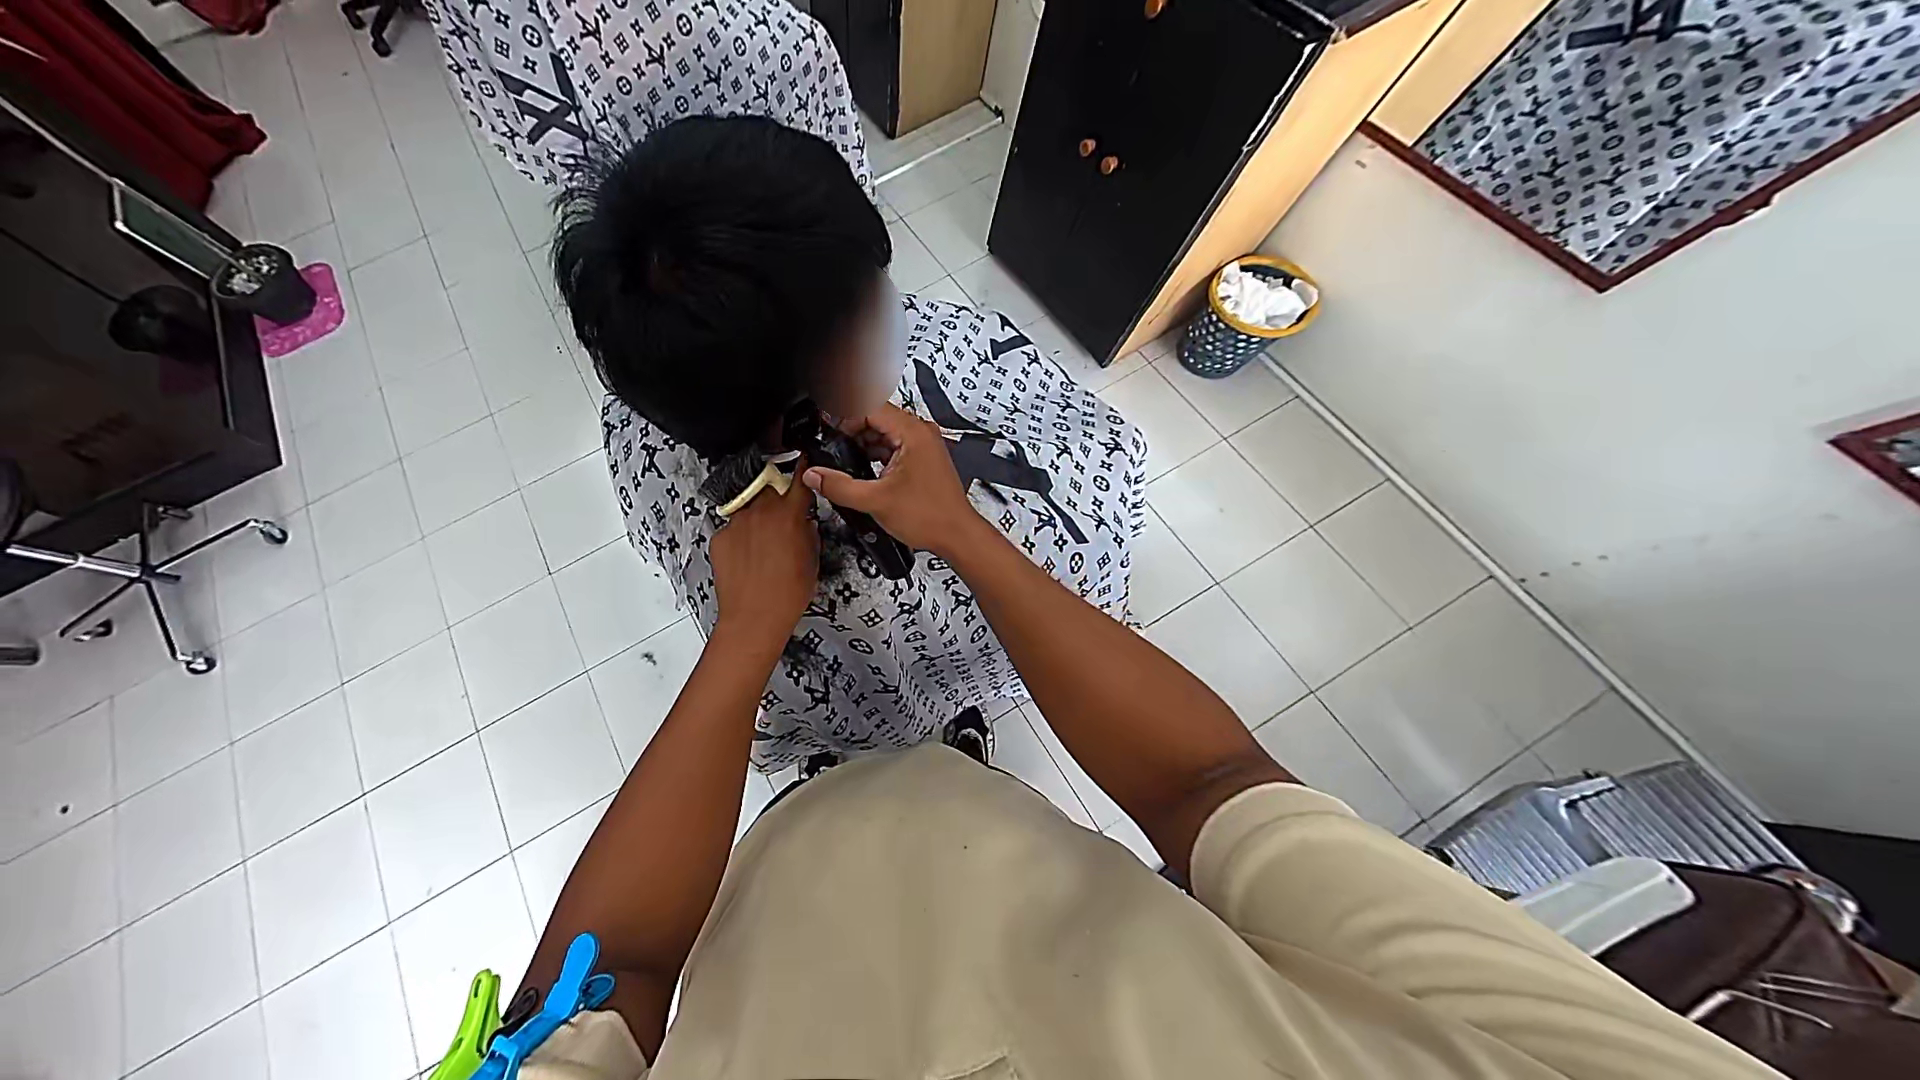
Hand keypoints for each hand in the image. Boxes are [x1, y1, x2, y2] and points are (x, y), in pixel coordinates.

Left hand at [708, 469, 817, 646]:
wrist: (754, 617)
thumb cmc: (786, 594)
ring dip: (759, 516)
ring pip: (750, 507)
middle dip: (779, 493)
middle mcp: (761, 512)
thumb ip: (808, 532)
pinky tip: (750, 557)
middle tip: (786, 512)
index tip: (805, 458)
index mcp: (790, 514)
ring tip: (766, 543)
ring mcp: (737, 523)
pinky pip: (733, 527)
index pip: (800, 477)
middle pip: (771, 487)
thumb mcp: (812, 559)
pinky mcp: (720, 537)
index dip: (804, 466)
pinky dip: (742, 536)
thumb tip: (804, 523)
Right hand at [802, 404, 985, 556]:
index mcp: (912, 432)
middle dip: (851, 430)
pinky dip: (876, 454)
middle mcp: (921, 433)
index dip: (843, 415)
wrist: (956, 535)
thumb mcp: (875, 501)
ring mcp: (923, 445)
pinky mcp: (923, 458)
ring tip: (846, 460)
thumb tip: (815, 476)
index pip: (869, 405)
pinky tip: (864, 471)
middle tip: (832, 446)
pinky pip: (894, 445)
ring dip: (863, 443)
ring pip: (884, 432)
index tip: (826, 426)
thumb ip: (839, 486)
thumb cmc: (932, 516)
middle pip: (876, 416)